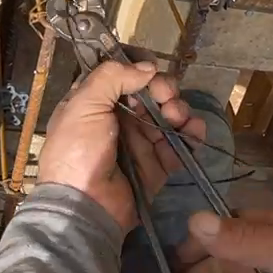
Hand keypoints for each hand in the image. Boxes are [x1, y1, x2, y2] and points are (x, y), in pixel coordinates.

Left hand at [36, 60, 205, 231]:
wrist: (84, 205)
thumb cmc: (78, 150)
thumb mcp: (84, 105)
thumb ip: (112, 77)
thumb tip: (148, 67)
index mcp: (95, 101)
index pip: (122, 74)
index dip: (139, 68)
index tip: (150, 69)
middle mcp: (119, 118)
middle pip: (151, 93)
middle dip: (164, 89)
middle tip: (166, 97)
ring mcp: (139, 142)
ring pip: (168, 115)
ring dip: (179, 110)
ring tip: (177, 117)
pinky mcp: (157, 165)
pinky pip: (180, 144)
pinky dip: (191, 134)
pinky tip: (194, 131)